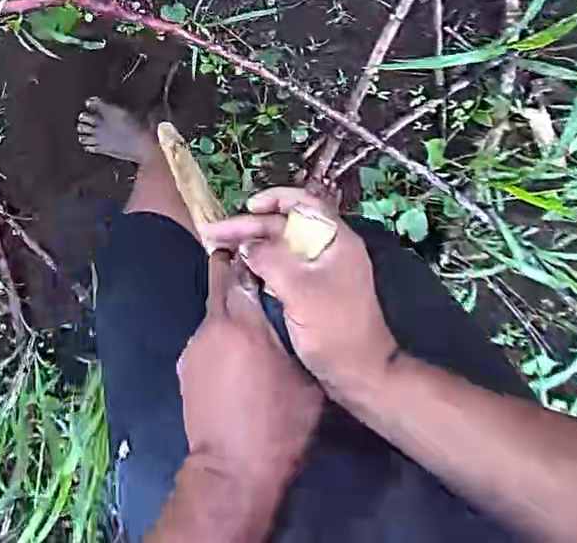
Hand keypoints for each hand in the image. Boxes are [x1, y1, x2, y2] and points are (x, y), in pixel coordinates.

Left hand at [176, 249, 323, 486]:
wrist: (232, 471)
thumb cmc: (277, 424)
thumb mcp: (304, 378)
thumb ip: (294, 335)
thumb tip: (290, 313)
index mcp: (242, 321)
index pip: (236, 269)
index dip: (246, 258)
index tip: (257, 253)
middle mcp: (211, 324)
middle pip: (219, 285)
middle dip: (233, 277)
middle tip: (254, 279)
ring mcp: (193, 344)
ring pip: (213, 314)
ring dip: (229, 316)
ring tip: (250, 333)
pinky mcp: (184, 365)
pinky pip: (205, 340)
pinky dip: (219, 341)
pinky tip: (234, 363)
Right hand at [200, 188, 399, 397]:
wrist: (362, 378)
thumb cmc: (337, 332)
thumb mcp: (300, 292)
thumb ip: (270, 260)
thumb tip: (245, 244)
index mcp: (335, 240)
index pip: (305, 203)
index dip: (275, 199)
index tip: (249, 206)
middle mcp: (327, 248)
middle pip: (283, 225)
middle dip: (249, 226)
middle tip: (215, 232)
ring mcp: (319, 269)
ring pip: (278, 245)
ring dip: (249, 243)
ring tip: (217, 244)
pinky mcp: (310, 288)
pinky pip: (280, 264)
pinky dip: (258, 261)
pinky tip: (237, 264)